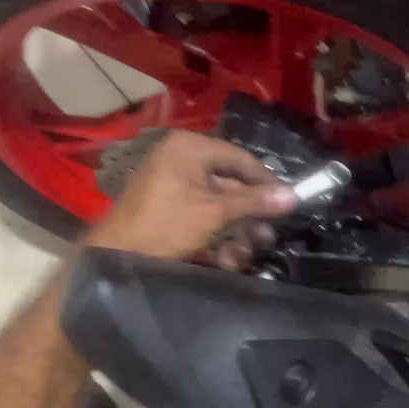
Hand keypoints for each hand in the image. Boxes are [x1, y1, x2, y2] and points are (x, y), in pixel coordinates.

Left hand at [82, 131, 297, 264]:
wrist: (116, 255)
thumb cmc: (165, 225)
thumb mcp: (213, 213)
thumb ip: (253, 202)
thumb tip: (292, 196)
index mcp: (190, 148)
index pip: (240, 159)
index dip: (266, 182)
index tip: (289, 203)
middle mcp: (182, 159)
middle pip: (230, 185)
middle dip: (249, 216)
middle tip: (268, 238)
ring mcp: (173, 183)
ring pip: (217, 205)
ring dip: (234, 232)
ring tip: (244, 256)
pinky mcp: (168, 207)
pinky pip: (201, 215)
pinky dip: (215, 236)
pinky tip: (225, 260)